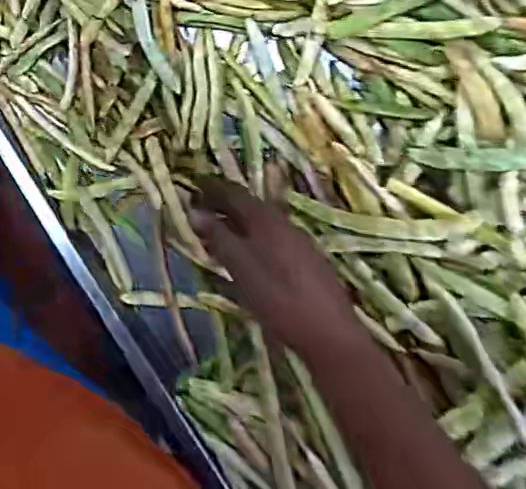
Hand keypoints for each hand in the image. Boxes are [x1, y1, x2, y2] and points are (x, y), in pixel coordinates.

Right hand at [189, 177, 361, 355]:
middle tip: (201, 211)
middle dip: (224, 206)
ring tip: (220, 235)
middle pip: (249, 206)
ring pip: (262, 224)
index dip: (211, 187)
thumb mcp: (239, 266)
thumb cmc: (278, 297)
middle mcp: (284, 223)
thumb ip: (217, 236)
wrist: (333, 339)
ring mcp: (301, 243)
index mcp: (265, 218)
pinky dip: (255, 239)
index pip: (232, 192)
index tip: (192, 185)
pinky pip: (275, 240)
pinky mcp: (311, 263)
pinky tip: (251, 258)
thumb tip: (194, 212)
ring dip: (239, 224)